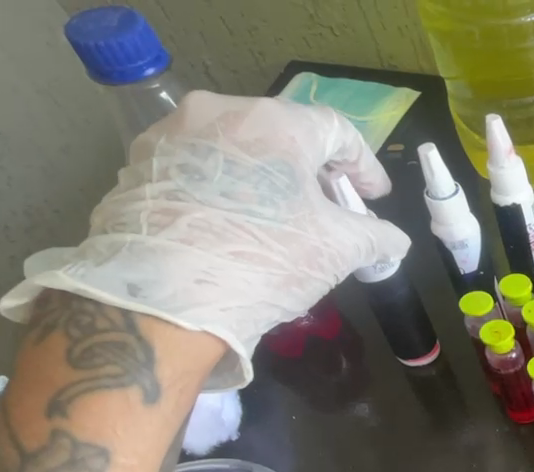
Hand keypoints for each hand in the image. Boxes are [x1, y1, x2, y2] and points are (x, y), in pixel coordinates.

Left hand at [0, 91, 411, 389]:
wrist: (167, 297)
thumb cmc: (266, 260)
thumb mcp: (341, 251)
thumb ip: (378, 237)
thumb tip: (393, 240)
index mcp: (274, 124)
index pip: (337, 130)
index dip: (366, 165)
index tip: (375, 198)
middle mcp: (218, 113)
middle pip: (285, 136)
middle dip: (317, 175)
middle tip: (335, 213)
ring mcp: (172, 136)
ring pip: (241, 151)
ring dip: (273, 181)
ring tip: (286, 224)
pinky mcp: (140, 167)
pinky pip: (203, 170)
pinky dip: (232, 192)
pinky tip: (239, 230)